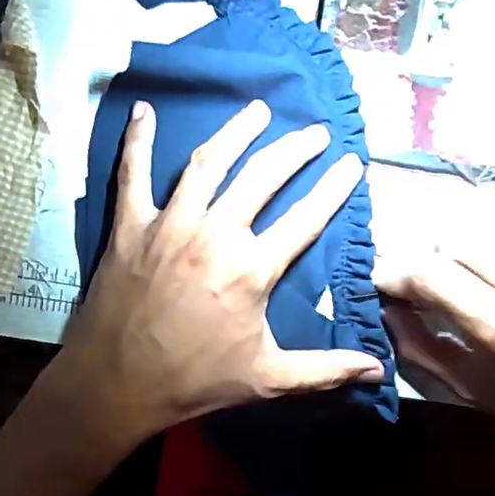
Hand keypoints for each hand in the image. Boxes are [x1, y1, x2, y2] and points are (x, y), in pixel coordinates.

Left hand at [41, 100, 384, 447]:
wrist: (117, 385)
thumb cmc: (197, 381)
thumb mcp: (269, 379)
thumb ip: (326, 370)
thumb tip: (377, 371)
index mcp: (251, 269)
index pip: (306, 218)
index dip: (334, 188)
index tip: (352, 163)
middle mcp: (214, 235)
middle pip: (262, 177)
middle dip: (294, 150)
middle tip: (314, 132)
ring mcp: (169, 225)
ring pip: (207, 163)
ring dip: (235, 132)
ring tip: (257, 110)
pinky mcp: (130, 226)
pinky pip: (132, 173)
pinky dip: (137, 140)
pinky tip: (144, 112)